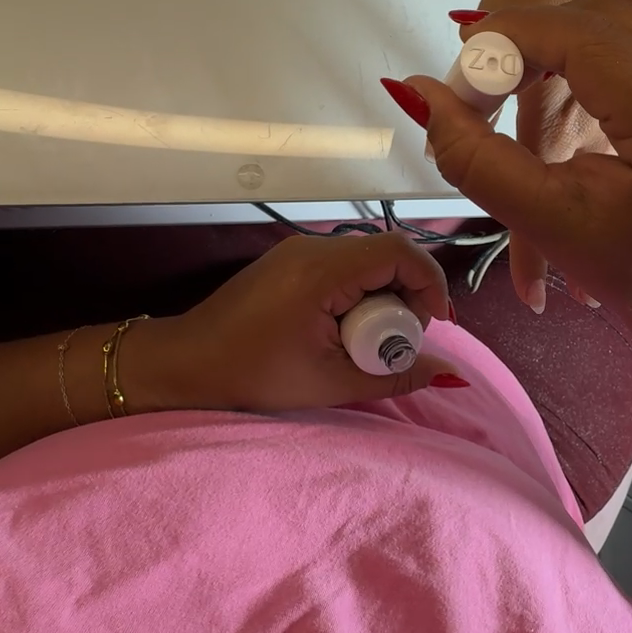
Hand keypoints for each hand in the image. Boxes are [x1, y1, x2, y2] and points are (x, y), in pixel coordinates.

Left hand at [124, 234, 458, 412]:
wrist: (183, 364)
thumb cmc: (253, 376)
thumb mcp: (331, 383)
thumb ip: (395, 377)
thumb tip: (448, 373)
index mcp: (321, 273)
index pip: (399, 252)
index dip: (429, 282)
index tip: (428, 325)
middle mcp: (313, 249)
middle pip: (389, 253)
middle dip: (408, 294)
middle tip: (399, 339)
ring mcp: (300, 250)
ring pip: (370, 258)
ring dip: (386, 294)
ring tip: (372, 337)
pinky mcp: (293, 260)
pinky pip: (347, 265)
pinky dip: (363, 292)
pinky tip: (348, 327)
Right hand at [470, 0, 631, 309]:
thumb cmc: (625, 270)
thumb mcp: (540, 220)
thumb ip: (472, 155)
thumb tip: (416, 90)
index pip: (587, 39)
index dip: (514, 35)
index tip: (469, 59)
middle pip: (613, 9)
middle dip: (540, 31)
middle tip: (496, 74)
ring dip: (583, 13)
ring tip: (543, 60)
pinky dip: (625, 14)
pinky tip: (593, 54)